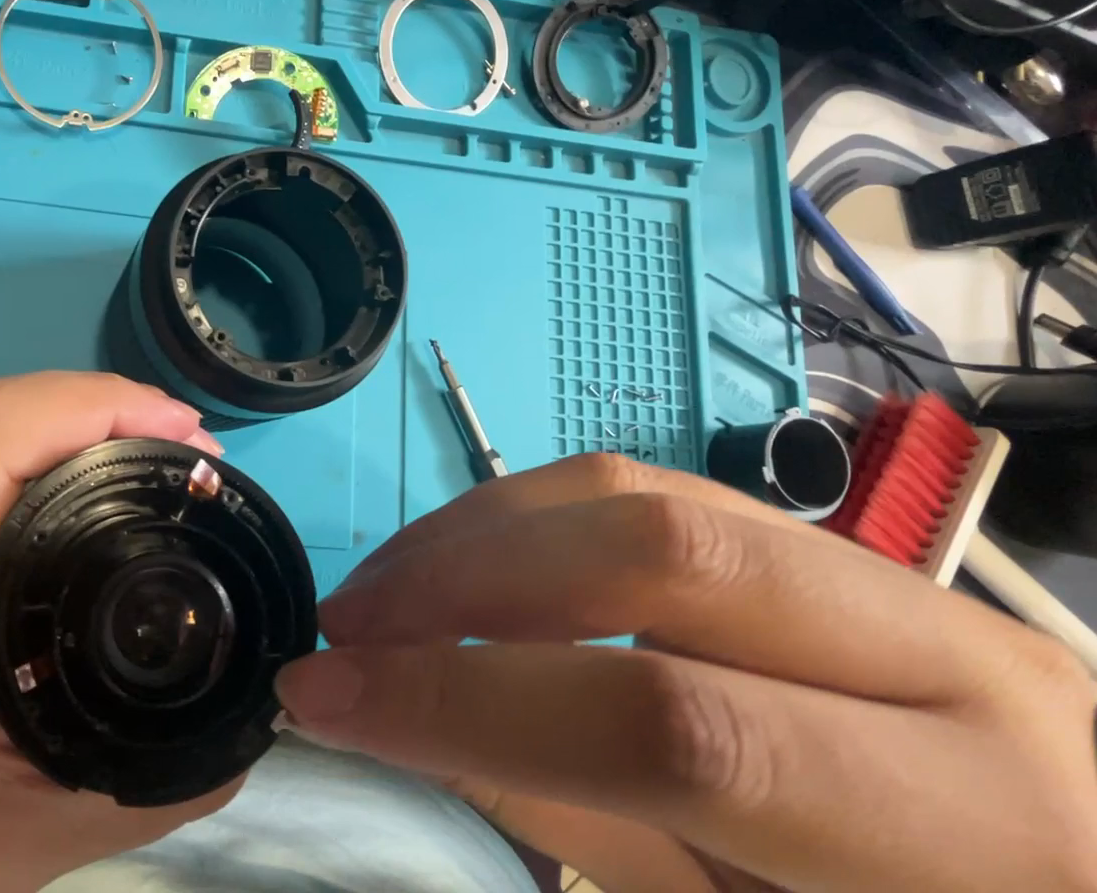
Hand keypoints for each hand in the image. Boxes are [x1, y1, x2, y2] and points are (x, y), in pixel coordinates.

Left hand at [0, 372, 234, 892]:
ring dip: (41, 418)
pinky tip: (47, 488)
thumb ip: (147, 791)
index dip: (88, 404)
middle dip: (83, 403)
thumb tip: (240, 744)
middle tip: (169, 443)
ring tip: (123, 452)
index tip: (178, 429)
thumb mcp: (25, 842)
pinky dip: (0, 449)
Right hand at [274, 454, 1096, 892]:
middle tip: (349, 622)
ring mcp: (888, 575)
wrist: (1068, 881)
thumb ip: (575, 820)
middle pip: (659, 555)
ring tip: (386, 588)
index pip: (674, 725)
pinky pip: (646, 491)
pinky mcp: (819, 536)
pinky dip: (524, 517)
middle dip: (464, 576)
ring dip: (476, 532)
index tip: (323, 696)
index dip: (468, 699)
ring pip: (642, 493)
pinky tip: (466, 562)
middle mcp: (955, 665)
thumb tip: (406, 720)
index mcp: (973, 833)